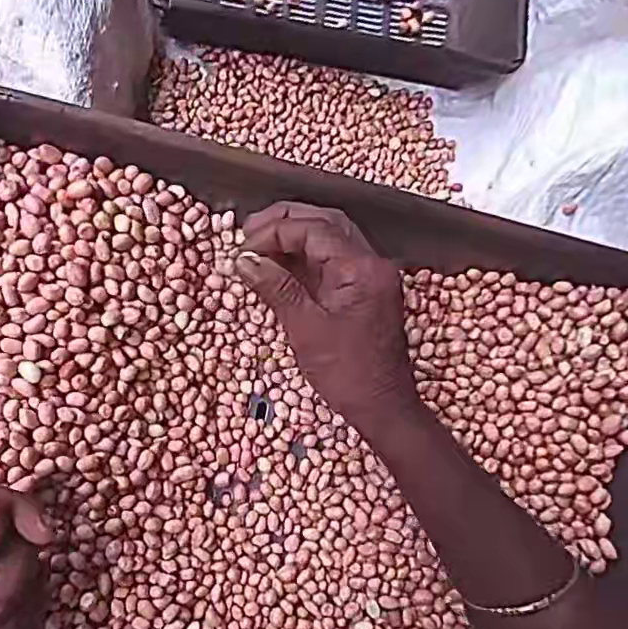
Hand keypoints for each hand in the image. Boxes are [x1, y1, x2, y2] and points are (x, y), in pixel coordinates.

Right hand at [234, 201, 417, 425]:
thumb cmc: (348, 375)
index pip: (315, 229)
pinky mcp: (363, 292)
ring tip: (259, 246)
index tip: (244, 247)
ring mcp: (370, 277)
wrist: (383, 407)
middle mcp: (372, 264)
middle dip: (285, 222)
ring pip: (330, 238)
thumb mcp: (305, 329)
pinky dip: (304, 258)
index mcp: (362, 270)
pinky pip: (332, 261)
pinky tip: (279, 265)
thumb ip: (276, 288)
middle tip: (248, 233)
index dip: (275, 231)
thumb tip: (245, 261)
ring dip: (294, 236)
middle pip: (326, 222)